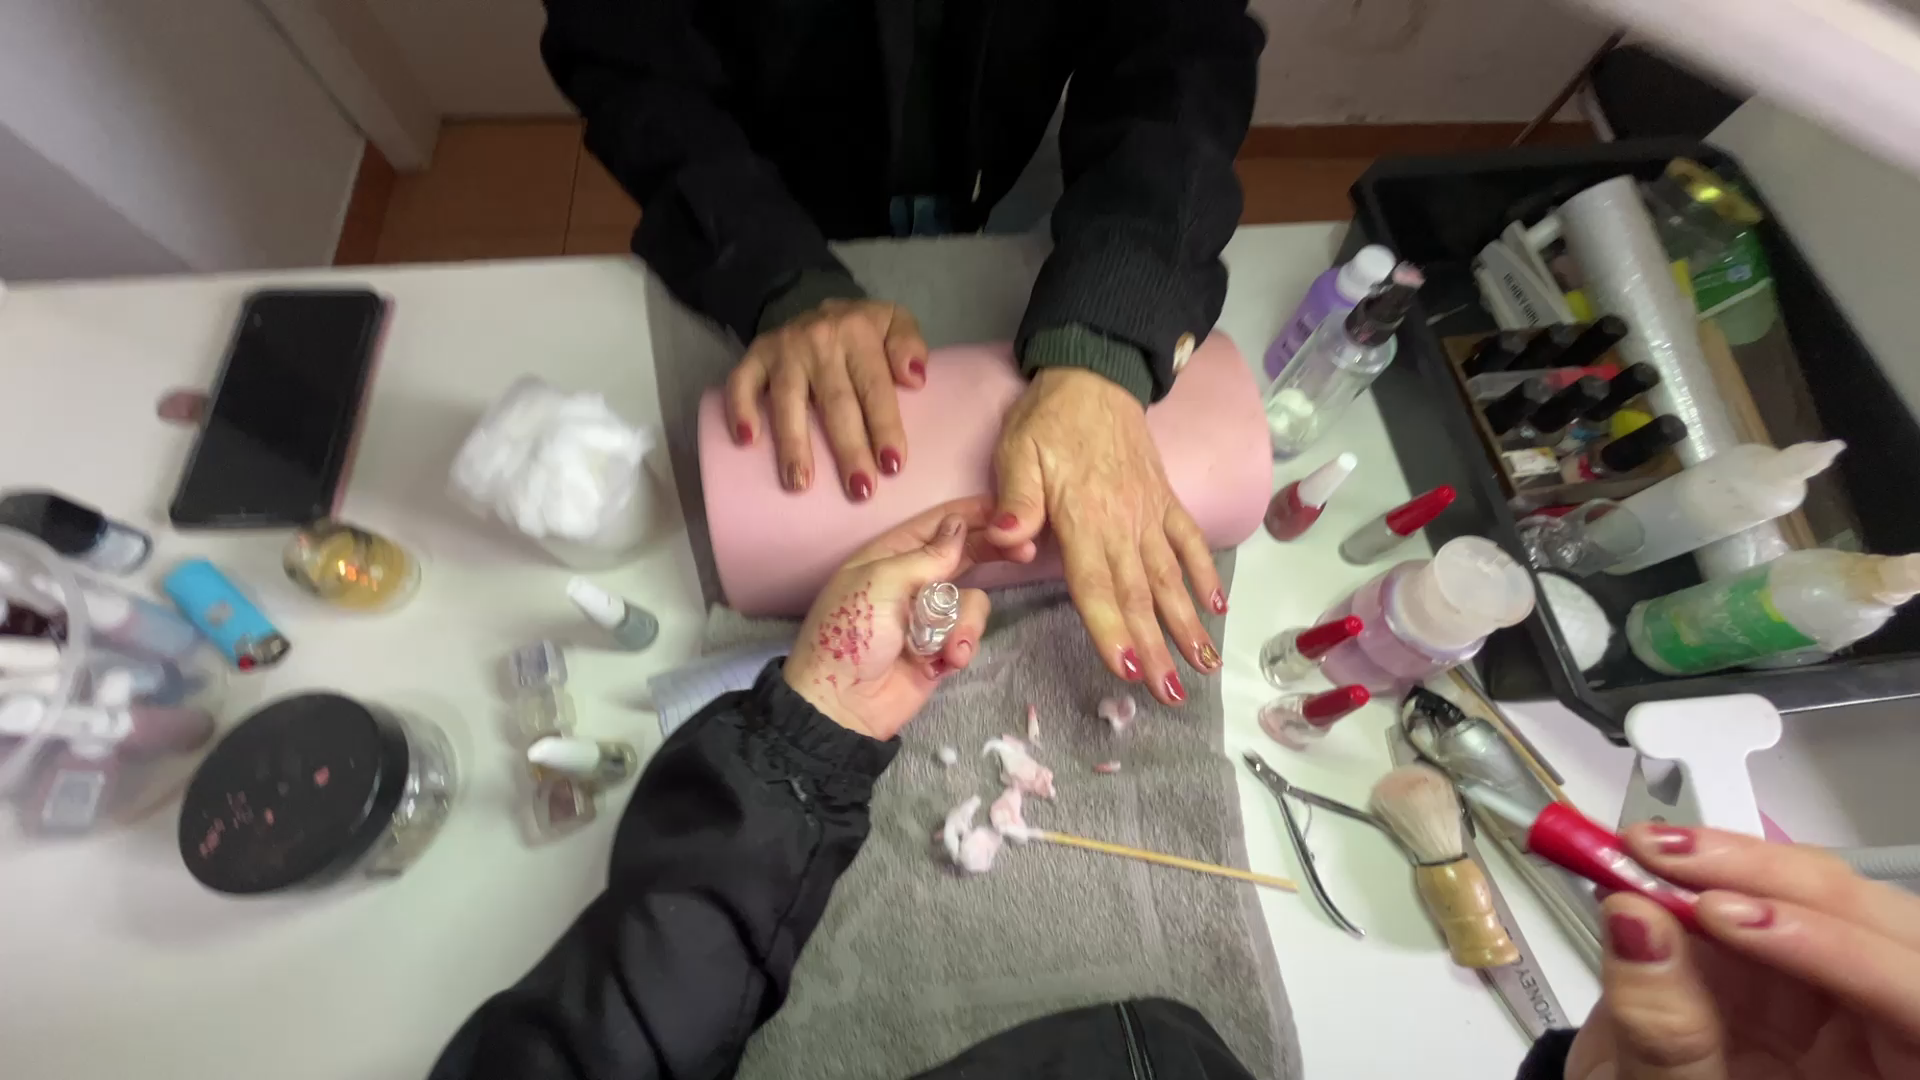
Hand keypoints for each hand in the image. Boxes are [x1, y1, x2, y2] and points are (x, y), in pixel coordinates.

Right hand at [726, 299, 928, 501]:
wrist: (808, 296)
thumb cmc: (860, 330)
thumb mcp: (893, 321)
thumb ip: (910, 345)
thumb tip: (915, 378)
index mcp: (859, 334)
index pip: (875, 387)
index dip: (884, 427)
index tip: (892, 466)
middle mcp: (820, 341)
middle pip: (836, 402)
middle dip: (848, 449)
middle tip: (859, 490)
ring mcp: (784, 350)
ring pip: (788, 400)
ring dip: (794, 445)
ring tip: (800, 485)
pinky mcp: (754, 356)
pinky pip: (741, 383)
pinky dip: (740, 410)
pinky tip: (746, 441)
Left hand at [784, 496, 1035, 740]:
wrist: (841, 704)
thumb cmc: (851, 633)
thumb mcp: (882, 582)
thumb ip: (927, 556)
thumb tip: (959, 525)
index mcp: (891, 555)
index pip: (938, 523)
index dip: (972, 513)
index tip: (1007, 509)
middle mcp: (913, 579)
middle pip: (964, 554)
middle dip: (992, 554)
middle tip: (1025, 552)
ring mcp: (930, 616)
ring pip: (972, 600)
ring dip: (966, 623)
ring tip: (951, 649)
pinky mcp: (942, 648)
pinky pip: (967, 634)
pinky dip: (960, 647)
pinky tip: (944, 663)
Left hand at [989, 368, 1222, 705]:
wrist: (1093, 378)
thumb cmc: (1047, 421)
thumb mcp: (1018, 452)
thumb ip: (1017, 500)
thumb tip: (1007, 539)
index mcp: (1083, 519)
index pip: (1096, 584)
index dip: (1111, 628)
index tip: (1128, 670)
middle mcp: (1124, 524)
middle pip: (1139, 595)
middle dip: (1156, 648)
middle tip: (1173, 695)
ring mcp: (1150, 514)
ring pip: (1171, 577)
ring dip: (1187, 625)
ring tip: (1205, 666)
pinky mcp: (1165, 501)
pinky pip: (1189, 541)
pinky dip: (1205, 574)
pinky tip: (1217, 607)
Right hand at [1567, 824, 1919, 1079]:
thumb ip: (1664, 1030)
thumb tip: (1634, 921)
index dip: (1839, 948)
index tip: (1722, 913)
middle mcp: (1893, 1039)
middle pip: (1892, 935)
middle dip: (1776, 879)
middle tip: (1669, 858)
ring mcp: (1837, 997)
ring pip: (1831, 900)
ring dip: (1732, 863)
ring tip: (1643, 851)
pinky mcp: (1774, 960)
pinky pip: (1759, 896)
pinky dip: (1697, 869)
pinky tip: (1640, 862)